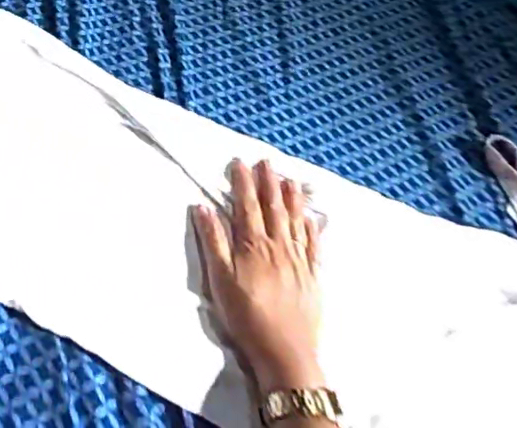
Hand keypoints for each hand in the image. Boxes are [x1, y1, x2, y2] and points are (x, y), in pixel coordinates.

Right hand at [191, 158, 324, 389]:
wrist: (285, 354)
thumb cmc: (246, 316)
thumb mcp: (220, 279)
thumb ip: (212, 240)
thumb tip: (202, 206)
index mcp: (252, 244)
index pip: (246, 205)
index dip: (243, 182)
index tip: (240, 162)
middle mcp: (278, 246)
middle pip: (273, 207)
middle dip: (269, 182)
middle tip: (266, 161)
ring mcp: (299, 261)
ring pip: (296, 221)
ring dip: (293, 198)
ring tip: (290, 179)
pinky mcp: (314, 277)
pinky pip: (314, 245)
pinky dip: (314, 228)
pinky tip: (313, 217)